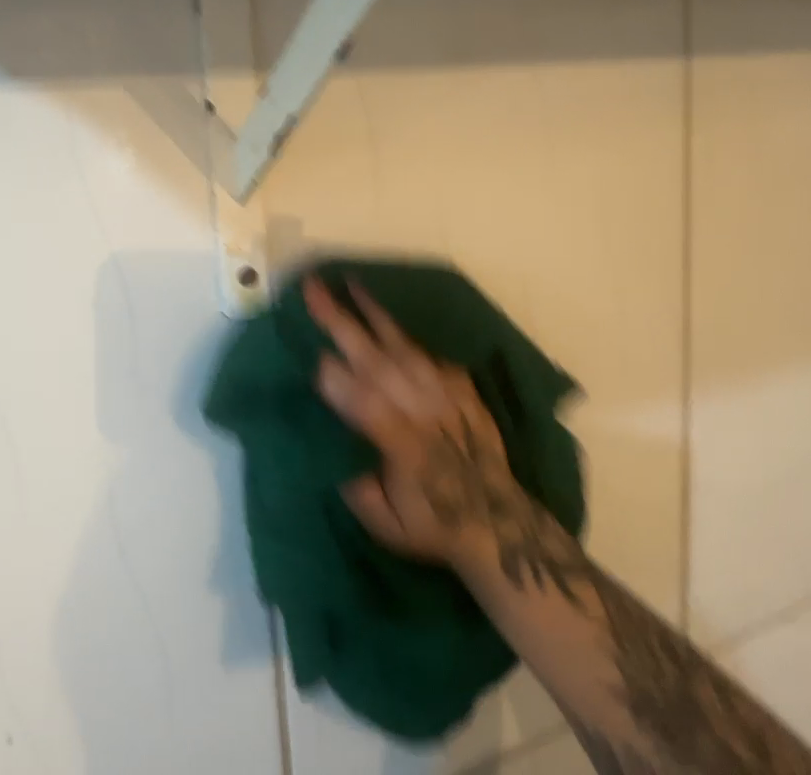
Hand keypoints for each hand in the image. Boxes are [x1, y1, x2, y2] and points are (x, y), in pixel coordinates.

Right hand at [304, 276, 534, 572]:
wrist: (500, 525)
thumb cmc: (433, 525)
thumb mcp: (386, 525)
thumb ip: (358, 490)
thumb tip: (330, 452)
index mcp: (406, 449)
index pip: (365, 405)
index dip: (338, 381)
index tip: (310, 354)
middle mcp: (427, 414)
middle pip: (380, 362)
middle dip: (343, 324)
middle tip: (315, 291)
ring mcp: (449, 399)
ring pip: (407, 349)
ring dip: (376, 315)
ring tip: (351, 286)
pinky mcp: (465, 393)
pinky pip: (433, 357)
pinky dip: (409, 337)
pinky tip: (389, 321)